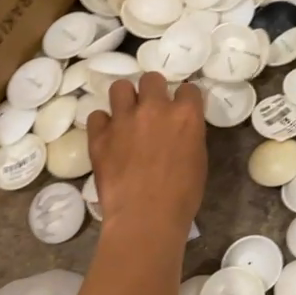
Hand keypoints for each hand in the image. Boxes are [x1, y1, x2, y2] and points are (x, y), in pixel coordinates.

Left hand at [86, 73, 207, 236]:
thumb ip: (188, 134)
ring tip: (127, 115)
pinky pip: (97, 116)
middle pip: (151, 78)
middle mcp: (154, 108)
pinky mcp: (99, 135)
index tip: (182, 108)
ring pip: (120, 87)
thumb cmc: (182, 194)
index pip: (188, 89)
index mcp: (186, 115)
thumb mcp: (198, 158)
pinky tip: (109, 136)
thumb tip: (179, 129)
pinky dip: (104, 124)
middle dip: (153, 90)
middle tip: (152, 108)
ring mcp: (123, 120)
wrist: (146, 216)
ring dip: (126, 98)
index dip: (185, 98)